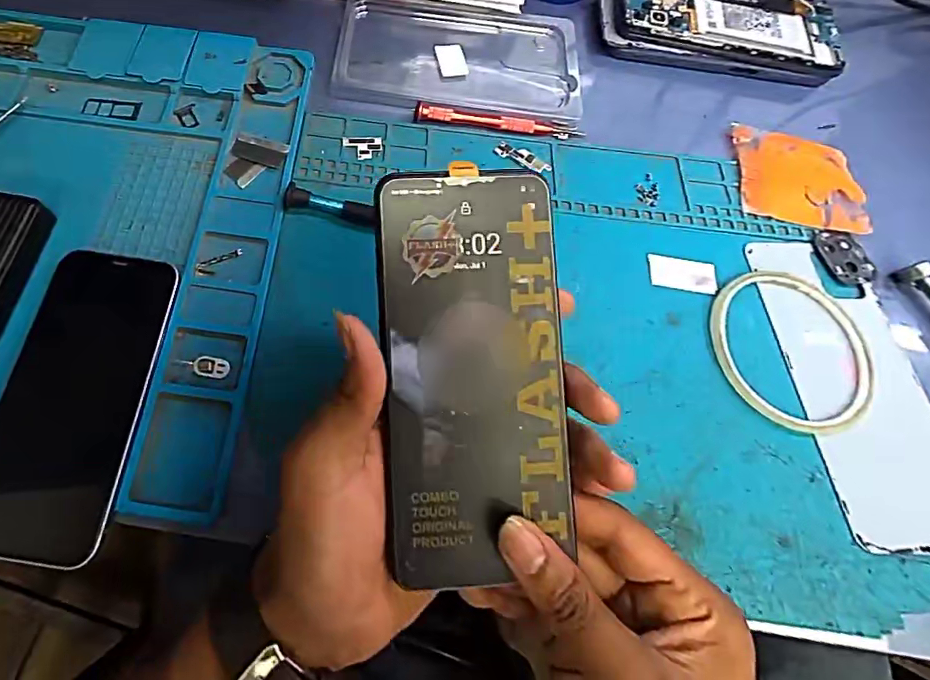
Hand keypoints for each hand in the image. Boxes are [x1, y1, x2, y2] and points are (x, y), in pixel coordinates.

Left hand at [252, 306, 634, 668]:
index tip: (561, 309)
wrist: (328, 621)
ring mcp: (466, 467)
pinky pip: (532, 493)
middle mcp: (442, 420)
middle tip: (601, 408)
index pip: (464, 342)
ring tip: (613, 472)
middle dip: (565, 387)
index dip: (511, 321)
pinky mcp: (482, 515)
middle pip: (514, 388)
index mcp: (407, 395)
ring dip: (578, 446)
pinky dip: (567, 493)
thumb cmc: (317, 528)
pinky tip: (597, 503)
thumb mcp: (325, 457)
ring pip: (532, 439)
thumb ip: (349, 396)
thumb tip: (350, 317)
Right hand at [472, 496, 754, 678]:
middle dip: (531, 542)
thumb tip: (515, 529)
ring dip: (511, 572)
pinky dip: (508, 602)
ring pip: (552, 580)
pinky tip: (480, 590)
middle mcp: (647, 607)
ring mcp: (606, 630)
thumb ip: (571, 601)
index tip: (517, 488)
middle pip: (581, 553)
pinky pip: (539, 612)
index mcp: (690, 604)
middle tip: (482, 521)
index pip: (622, 534)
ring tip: (473, 561)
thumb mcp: (623, 674)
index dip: (570, 509)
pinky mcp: (574, 652)